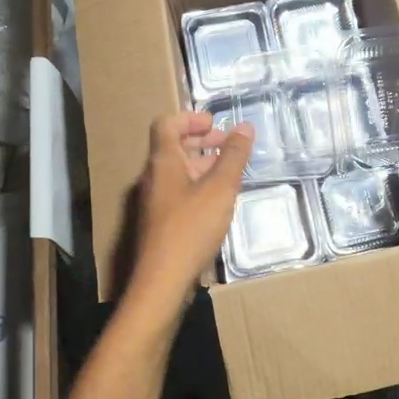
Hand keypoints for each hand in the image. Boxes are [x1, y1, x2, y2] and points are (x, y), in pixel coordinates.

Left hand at [128, 111, 253, 303]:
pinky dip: (198, 187)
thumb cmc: (191, 227)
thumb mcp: (220, 188)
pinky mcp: (160, 223)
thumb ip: (233, 156)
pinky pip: (179, 192)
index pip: (167, 123)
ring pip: (178, 172)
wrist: (163, 280)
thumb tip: (245, 127)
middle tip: (229, 146)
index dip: (190, 118)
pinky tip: (219, 203)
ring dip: (203, 165)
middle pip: (173, 146)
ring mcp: (154, 201)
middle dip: (202, 141)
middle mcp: (154, 177)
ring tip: (230, 174)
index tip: (216, 123)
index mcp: (163, 161)